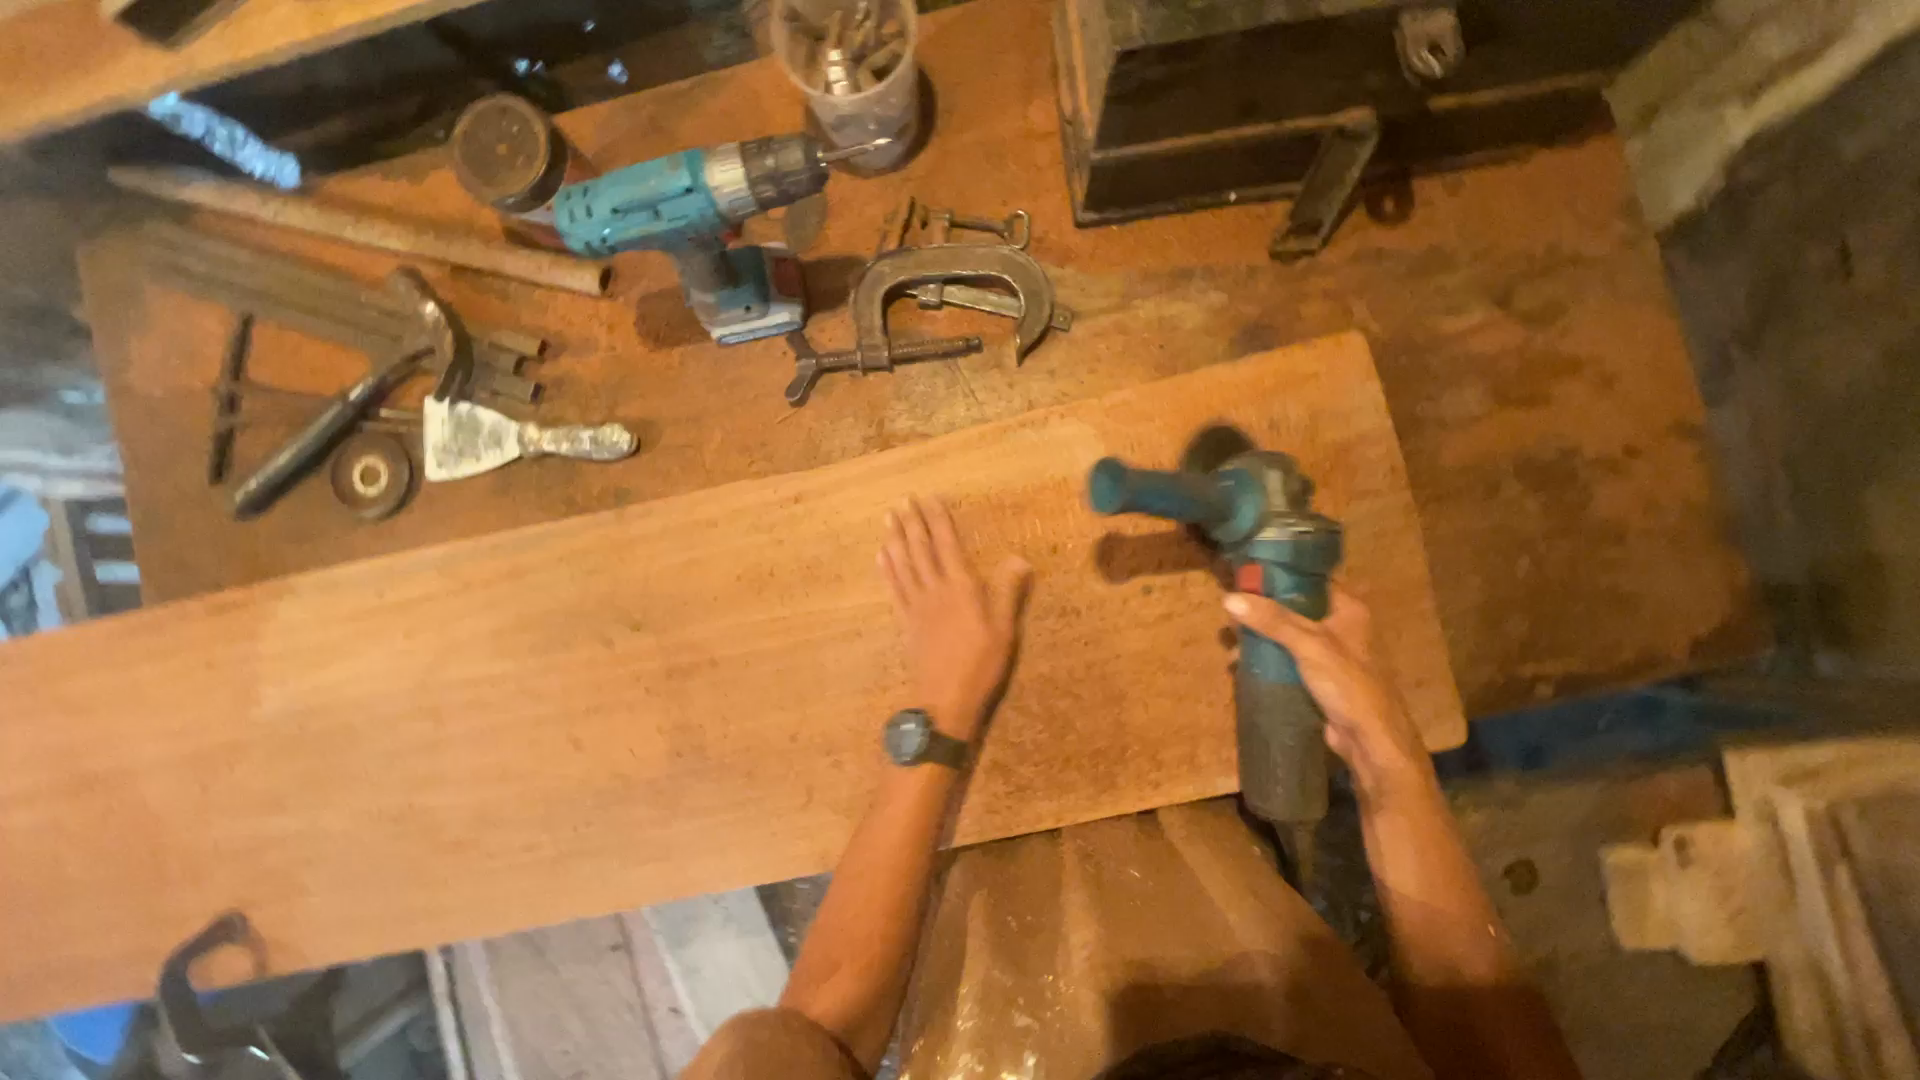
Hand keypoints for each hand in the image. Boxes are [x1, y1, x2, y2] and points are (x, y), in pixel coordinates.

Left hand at [878, 497, 1033, 740]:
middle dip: (912, 522)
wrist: (946, 701)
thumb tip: (1018, 558)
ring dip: (896, 538)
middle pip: (920, 549)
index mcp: (961, 588)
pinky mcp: (906, 622)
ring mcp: (916, 606)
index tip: (929, 498)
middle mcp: (934, 590)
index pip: (947, 544)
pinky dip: (887, 568)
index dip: (938, 520)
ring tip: (889, 517)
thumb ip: (1008, 592)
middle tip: (903, 499)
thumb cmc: (981, 665)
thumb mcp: (1004, 630)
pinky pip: (894, 588)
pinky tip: (882, 556)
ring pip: (904, 564)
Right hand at [1222, 584, 1434, 805]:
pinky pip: (1288, 660)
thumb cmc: (1347, 682)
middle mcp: (1341, 626)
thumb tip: (1228, 599)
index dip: (1279, 576)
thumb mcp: (1308, 644)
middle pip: (1295, 608)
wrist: (1370, 739)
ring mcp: (1331, 654)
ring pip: (1289, 636)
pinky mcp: (1320, 678)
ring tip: (1232, 642)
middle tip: (1231, 611)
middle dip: (1262, 611)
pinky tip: (1242, 664)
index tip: (1246, 575)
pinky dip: (1268, 659)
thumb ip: (1271, 620)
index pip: (1310, 580)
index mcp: (1347, 609)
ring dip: (1261, 638)